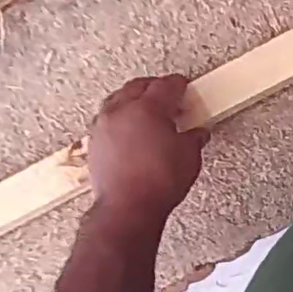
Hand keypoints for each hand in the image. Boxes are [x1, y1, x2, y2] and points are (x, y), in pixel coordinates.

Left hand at [86, 76, 207, 222]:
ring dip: (134, 100)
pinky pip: (108, 119)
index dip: (178, 84)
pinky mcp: (95, 143)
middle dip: (154, 87)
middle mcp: (121, 111)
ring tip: (148, 111)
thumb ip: (193, 138)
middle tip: (168, 94)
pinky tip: (131, 129)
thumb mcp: (189, 157)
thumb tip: (197, 134)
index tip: (184, 85)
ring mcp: (104, 126)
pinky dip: (122, 118)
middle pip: (137, 87)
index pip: (165, 86)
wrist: (128, 207)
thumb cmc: (157, 182)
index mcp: (148, 108)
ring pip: (118, 100)